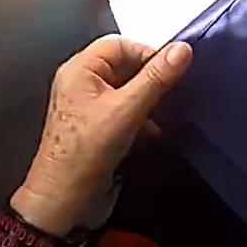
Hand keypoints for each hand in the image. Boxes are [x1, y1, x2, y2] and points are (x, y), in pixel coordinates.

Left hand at [11, 35, 192, 233]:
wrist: (64, 201)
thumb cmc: (84, 154)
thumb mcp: (125, 111)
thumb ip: (155, 79)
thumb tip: (182, 50)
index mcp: (79, 71)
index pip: (119, 45)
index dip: (147, 53)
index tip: (173, 68)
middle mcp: (82, 85)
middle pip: (125, 68)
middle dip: (150, 79)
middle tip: (174, 90)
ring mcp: (90, 109)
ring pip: (128, 93)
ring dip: (149, 102)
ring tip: (168, 112)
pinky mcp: (99, 131)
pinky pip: (125, 115)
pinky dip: (142, 121)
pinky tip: (154, 134)